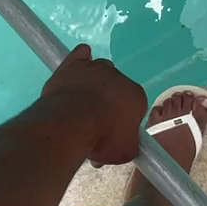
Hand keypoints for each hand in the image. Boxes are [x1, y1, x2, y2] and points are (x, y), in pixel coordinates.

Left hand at [40, 44, 146, 165]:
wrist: (71, 123)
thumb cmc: (102, 138)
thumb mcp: (124, 152)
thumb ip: (128, 146)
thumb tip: (124, 146)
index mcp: (135, 95)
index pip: (132, 104)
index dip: (122, 118)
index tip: (112, 130)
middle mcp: (118, 76)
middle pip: (115, 86)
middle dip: (108, 100)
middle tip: (95, 119)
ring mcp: (95, 67)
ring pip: (98, 70)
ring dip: (93, 82)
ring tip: (81, 101)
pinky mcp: (73, 63)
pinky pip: (81, 53)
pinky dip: (80, 58)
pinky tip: (76, 67)